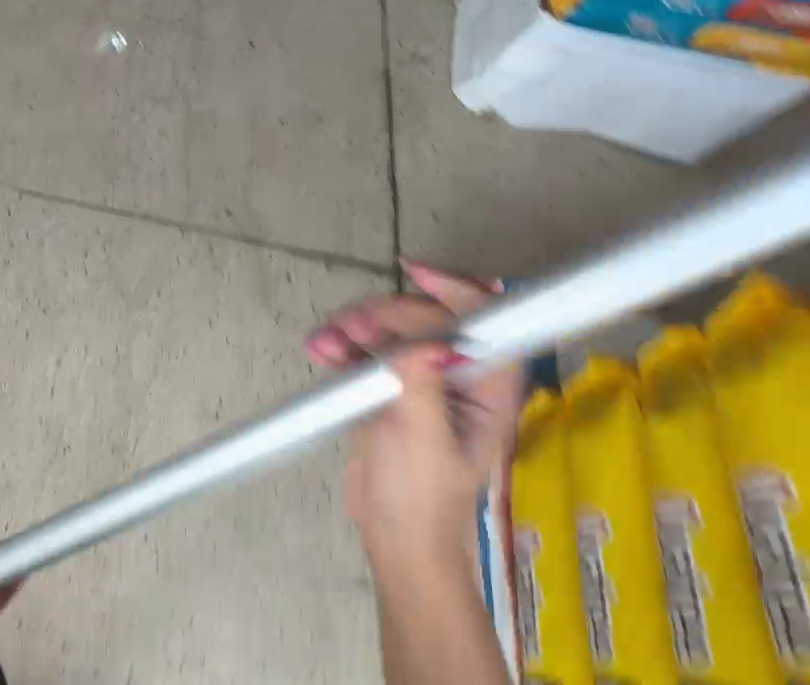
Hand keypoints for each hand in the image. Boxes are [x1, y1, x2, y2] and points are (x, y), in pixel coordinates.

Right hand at [306, 260, 522, 576]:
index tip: (414, 273)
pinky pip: (363, 350)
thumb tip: (427, 341)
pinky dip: (341, 345)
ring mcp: (418, 379)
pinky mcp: (385, 387)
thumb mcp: (423, 441)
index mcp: (488, 388)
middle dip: (386, 315)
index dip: (459, 291)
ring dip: (354, 328)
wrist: (391, 535)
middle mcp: (457, 375)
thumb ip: (421, 385)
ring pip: (390, 330)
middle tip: (351, 327)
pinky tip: (321, 350)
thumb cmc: (421, 497)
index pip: (486, 324)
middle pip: (426, 319)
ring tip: (324, 343)